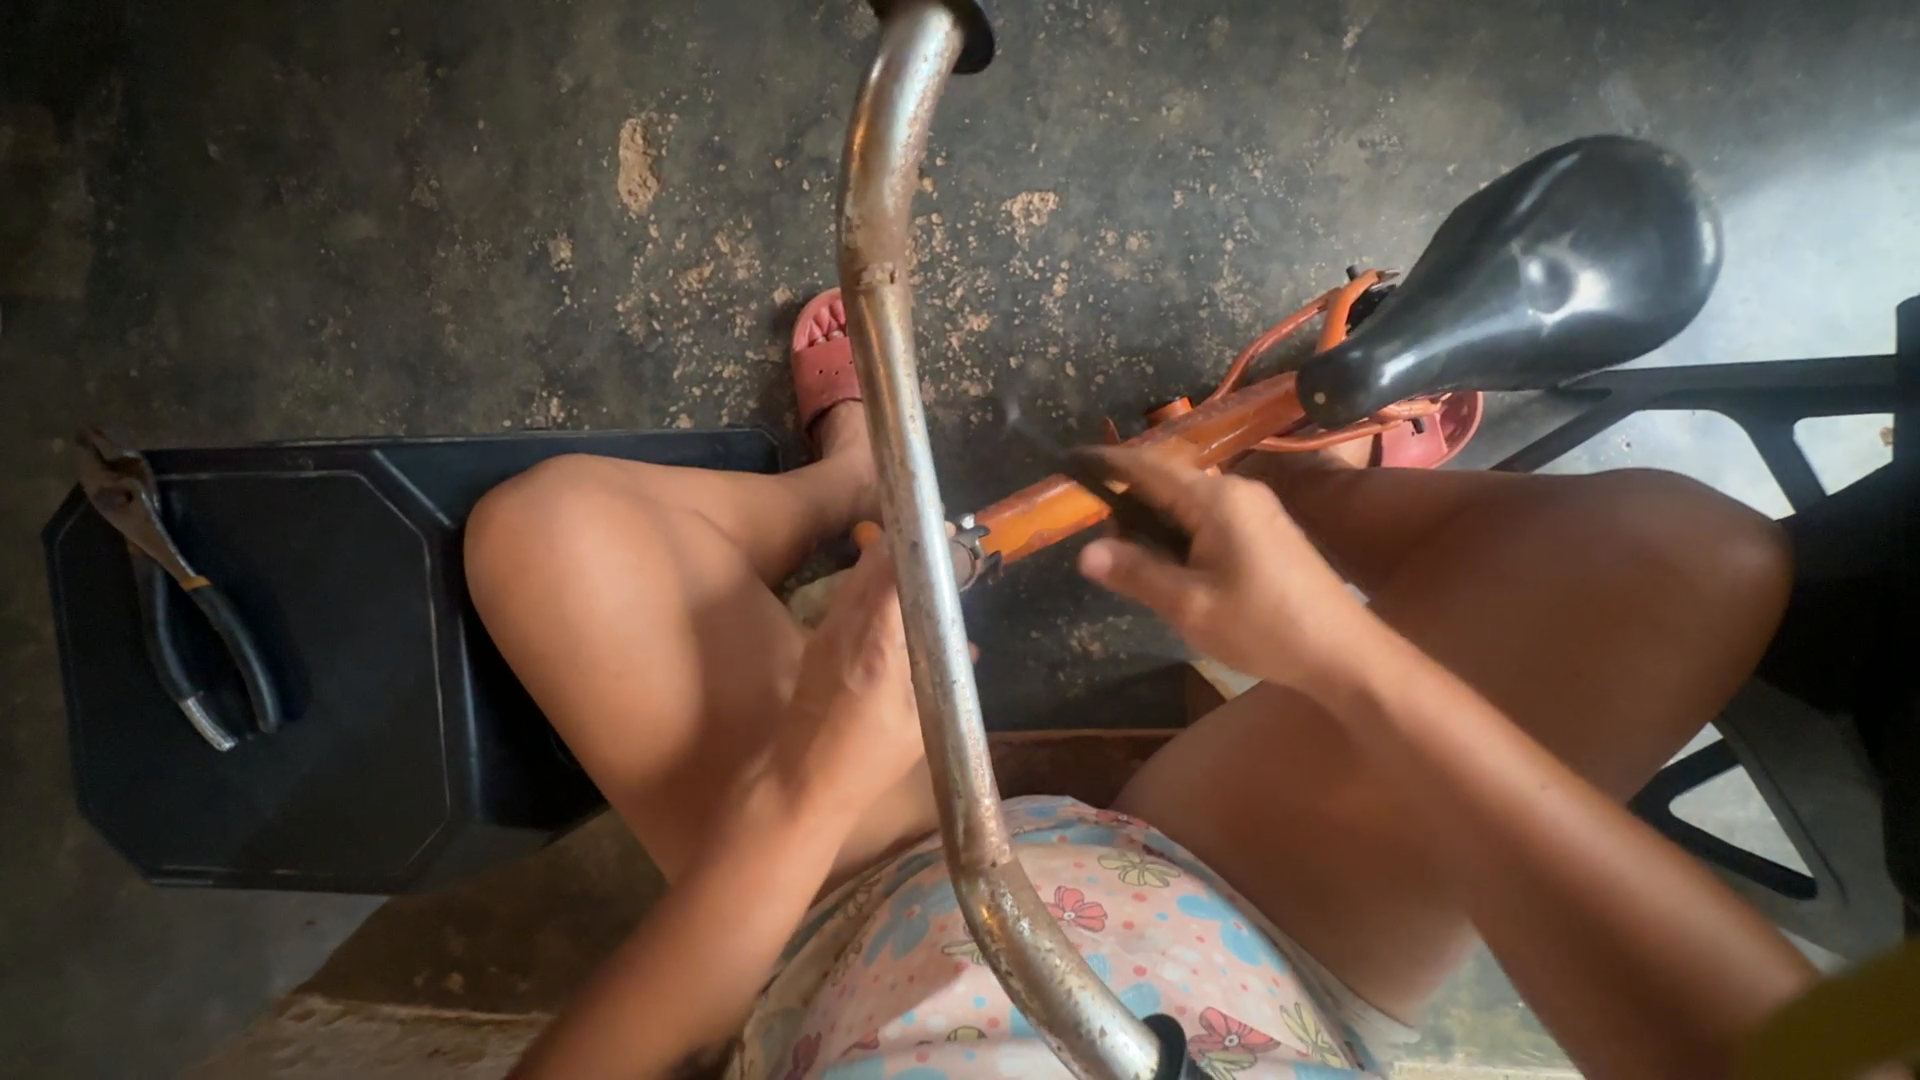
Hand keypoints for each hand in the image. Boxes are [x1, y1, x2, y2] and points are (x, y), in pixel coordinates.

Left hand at [771, 541, 924, 822]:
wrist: (799, 781)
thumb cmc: (868, 761)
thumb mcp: (921, 723)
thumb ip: (945, 678)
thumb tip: (969, 648)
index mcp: (878, 648)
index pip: (897, 575)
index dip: (924, 548)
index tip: (950, 533)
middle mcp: (847, 628)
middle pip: (874, 562)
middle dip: (910, 543)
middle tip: (943, 537)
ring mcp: (826, 631)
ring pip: (858, 574)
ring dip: (890, 557)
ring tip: (925, 556)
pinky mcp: (817, 640)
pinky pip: (848, 594)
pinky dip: (874, 580)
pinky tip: (896, 590)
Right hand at [1077, 446, 1377, 696]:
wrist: (1343, 654)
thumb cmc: (1264, 627)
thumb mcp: (1188, 605)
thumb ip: (1135, 573)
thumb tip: (1085, 552)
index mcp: (1215, 499)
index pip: (1147, 467)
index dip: (1106, 463)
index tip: (1070, 461)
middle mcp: (1236, 491)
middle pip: (1165, 485)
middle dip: (1128, 508)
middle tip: (1101, 548)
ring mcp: (1256, 509)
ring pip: (1186, 505)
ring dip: (1155, 527)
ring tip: (1133, 567)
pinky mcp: (1266, 530)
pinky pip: (1208, 520)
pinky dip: (1180, 536)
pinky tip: (1174, 572)